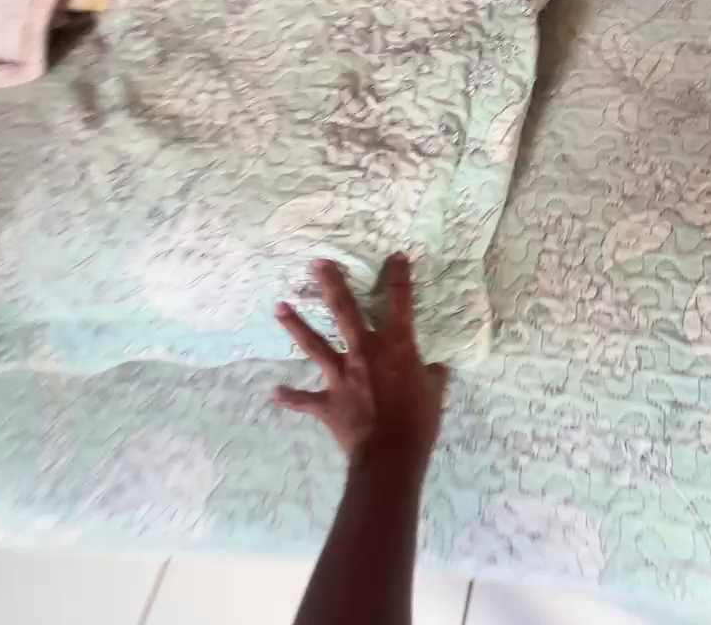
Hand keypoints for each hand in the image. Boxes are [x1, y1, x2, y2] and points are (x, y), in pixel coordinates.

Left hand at [272, 253, 449, 470]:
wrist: (390, 455)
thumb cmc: (419, 419)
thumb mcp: (436, 389)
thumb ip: (431, 371)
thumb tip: (433, 365)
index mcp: (396, 345)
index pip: (400, 302)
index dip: (399, 276)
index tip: (396, 256)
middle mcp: (364, 352)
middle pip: (345, 312)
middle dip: (331, 285)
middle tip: (317, 263)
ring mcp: (341, 376)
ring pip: (314, 345)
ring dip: (296, 326)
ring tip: (280, 307)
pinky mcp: (327, 402)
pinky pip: (304, 399)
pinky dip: (290, 397)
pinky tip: (275, 392)